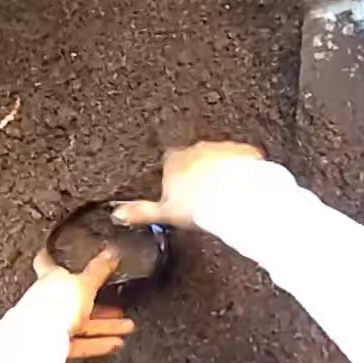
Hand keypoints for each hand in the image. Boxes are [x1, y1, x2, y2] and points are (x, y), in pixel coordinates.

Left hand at [30, 247, 135, 358]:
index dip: (50, 256)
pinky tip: (113, 343)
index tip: (52, 251)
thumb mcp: (83, 284)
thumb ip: (98, 270)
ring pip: (81, 323)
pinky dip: (98, 343)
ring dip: (105, 325)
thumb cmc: (51, 308)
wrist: (37, 342)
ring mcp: (51, 323)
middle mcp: (47, 300)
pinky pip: (80, 342)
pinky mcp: (55, 345)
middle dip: (99, 302)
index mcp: (50, 279)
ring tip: (126, 326)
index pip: (47, 262)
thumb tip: (110, 253)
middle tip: (117, 304)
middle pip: (76, 299)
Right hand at [112, 141, 264, 229]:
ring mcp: (221, 148)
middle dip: (199, 171)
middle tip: (205, 192)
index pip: (169, 161)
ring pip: (220, 156)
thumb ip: (141, 212)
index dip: (175, 175)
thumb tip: (118, 214)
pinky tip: (245, 184)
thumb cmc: (196, 205)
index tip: (180, 188)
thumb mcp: (165, 213)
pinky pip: (242, 157)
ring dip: (221, 169)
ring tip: (226, 191)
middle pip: (195, 158)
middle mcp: (196, 148)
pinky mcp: (243, 151)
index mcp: (174, 160)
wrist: (231, 198)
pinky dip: (242, 168)